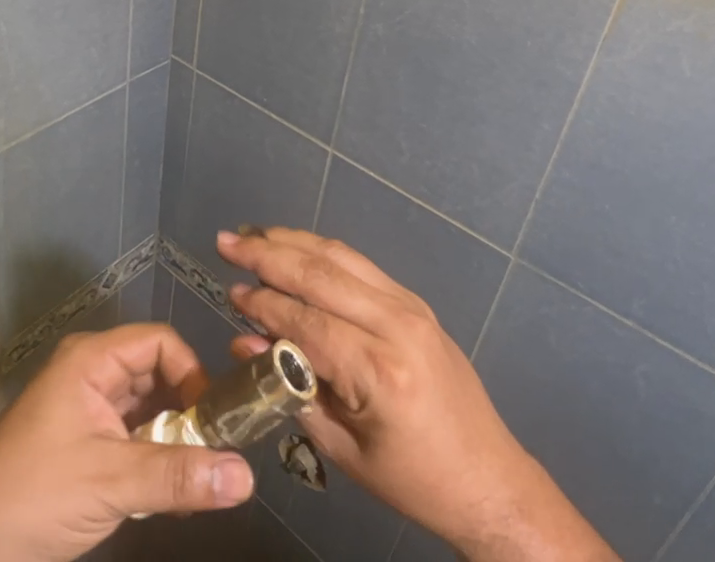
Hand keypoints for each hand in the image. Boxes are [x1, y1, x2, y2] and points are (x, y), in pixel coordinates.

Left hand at [0, 323, 254, 561]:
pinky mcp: (84, 445)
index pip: (159, 343)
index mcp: (90, 361)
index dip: (192, 373)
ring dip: (175, 440)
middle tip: (216, 452)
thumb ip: (179, 476)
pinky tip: (174, 493)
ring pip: (149, 410)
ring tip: (199, 479)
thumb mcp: (110, 483)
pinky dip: (157, 460)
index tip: (215, 419)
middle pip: (158, 375)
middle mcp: (90, 376)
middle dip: (189, 411)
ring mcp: (86, 411)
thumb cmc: (33, 497)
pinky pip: (134, 438)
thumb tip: (247, 475)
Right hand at [217, 228, 615, 561]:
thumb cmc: (413, 479)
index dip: (262, 303)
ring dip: (293, 242)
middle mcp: (397, 324)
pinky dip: (323, 252)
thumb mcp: (342, 447)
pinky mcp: (418, 304)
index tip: (229, 292)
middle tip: (226, 241)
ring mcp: (412, 307)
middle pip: (320, 274)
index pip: (305, 320)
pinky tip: (297, 249)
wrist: (488, 478)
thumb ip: (291, 389)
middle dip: (268, 254)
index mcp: (379, 369)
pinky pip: (361, 266)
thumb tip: (245, 343)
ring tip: (253, 235)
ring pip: (341, 258)